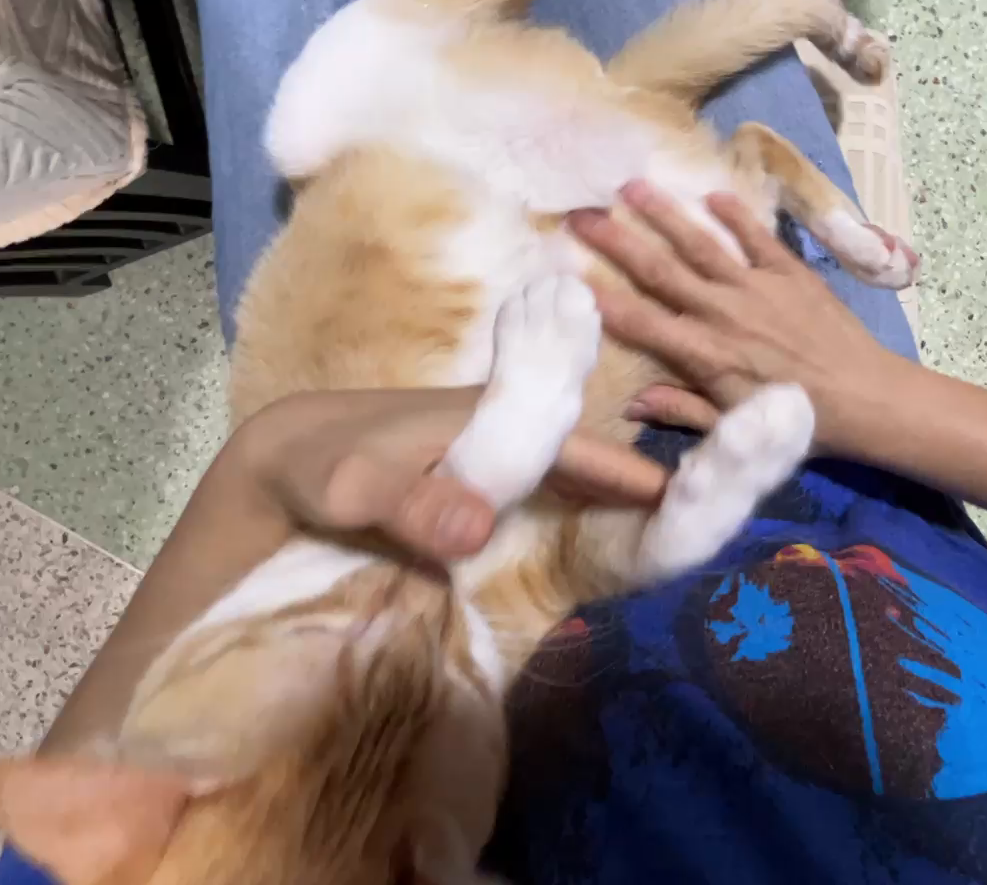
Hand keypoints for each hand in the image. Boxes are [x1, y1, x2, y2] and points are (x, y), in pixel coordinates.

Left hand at [235, 387, 666, 561]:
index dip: (632, 475)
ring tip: (663, 555)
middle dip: (638, 497)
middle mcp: (505, 448)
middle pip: (588, 471)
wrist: (286, 462)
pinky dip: (573, 532)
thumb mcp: (354, 482)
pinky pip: (540, 516)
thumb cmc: (321, 463)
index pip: (580, 448)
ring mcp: (494, 477)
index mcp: (491, 424)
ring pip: (569, 494)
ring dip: (612, 518)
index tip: (690, 504)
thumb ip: (411, 502)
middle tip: (700, 536)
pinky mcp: (478, 503)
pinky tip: (593, 562)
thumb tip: (481, 532)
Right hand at [568, 180, 902, 451]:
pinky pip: (757, 238)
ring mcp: (758, 287)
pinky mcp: (790, 273)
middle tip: (582, 213)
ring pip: (701, 244)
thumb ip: (682, 411)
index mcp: (706, 354)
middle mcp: (723, 312)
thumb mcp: (734, 428)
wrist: (868, 398)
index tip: (567, 274)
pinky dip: (735, 216)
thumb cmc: (797, 421)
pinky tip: (711, 196)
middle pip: (661, 271)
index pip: (642, 323)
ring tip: (632, 186)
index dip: (602, 300)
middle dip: (617, 241)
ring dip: (665, 214)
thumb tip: (630, 405)